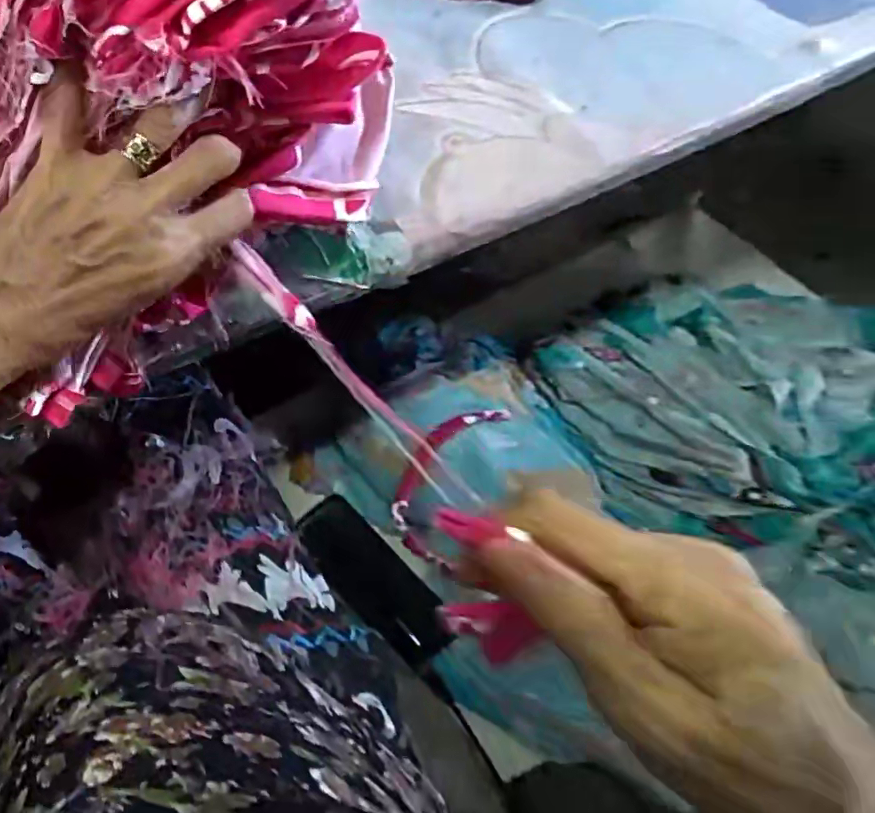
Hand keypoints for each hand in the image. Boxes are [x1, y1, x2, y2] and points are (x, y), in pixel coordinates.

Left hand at [0, 67, 252, 414]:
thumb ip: (170, 253)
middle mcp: (146, 206)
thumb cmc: (70, 319)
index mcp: (170, 250)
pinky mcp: (57, 161)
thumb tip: (190, 224)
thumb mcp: (139, 296)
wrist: (1, 313)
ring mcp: (101, 176)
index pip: (236, 210)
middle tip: (205, 152)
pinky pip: (68, 107)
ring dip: (168, 118)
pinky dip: (72, 87)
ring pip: (158, 121)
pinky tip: (79, 68)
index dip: (235, 204)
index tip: (226, 201)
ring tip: (163, 117)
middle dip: (218, 151)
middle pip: (213, 153)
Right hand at [472, 490, 874, 812]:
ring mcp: (703, 564)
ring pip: (582, 540)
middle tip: (483, 602)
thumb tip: (489, 541)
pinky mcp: (702, 579)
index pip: (550, 513)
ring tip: (524, 616)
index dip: (490, 530)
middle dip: (511, 554)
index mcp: (680, 579)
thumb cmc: (734, 765)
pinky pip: (611, 559)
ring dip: (539, 569)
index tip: (462, 574)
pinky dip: (574, 580)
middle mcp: (690, 552)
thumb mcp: (639, 700)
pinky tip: (577, 617)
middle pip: (565, 525)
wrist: (846, 810)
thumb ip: (567, 613)